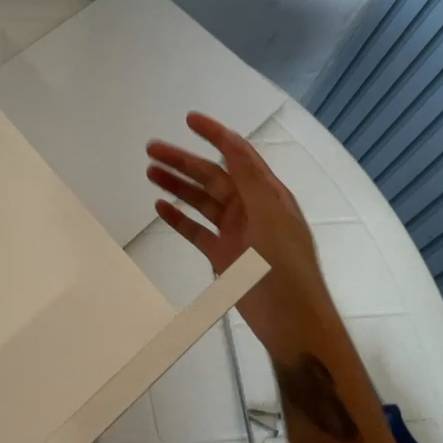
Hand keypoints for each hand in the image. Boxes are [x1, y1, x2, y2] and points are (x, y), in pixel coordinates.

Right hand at [146, 112, 324, 365]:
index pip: (238, 154)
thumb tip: (231, 140)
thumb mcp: (269, 214)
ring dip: (177, 184)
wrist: (293, 323)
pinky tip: (160, 206)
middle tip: (152, 149)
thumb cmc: (284, 265)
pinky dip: (179, 217)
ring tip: (150, 171)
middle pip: (211, 175)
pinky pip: (196, 230)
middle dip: (183, 160)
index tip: (189, 119)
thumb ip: (249, 177)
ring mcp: (236, 232)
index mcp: (267, 193)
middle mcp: (250, 207)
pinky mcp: (223, 256)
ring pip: (200, 200)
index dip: (215, 134)